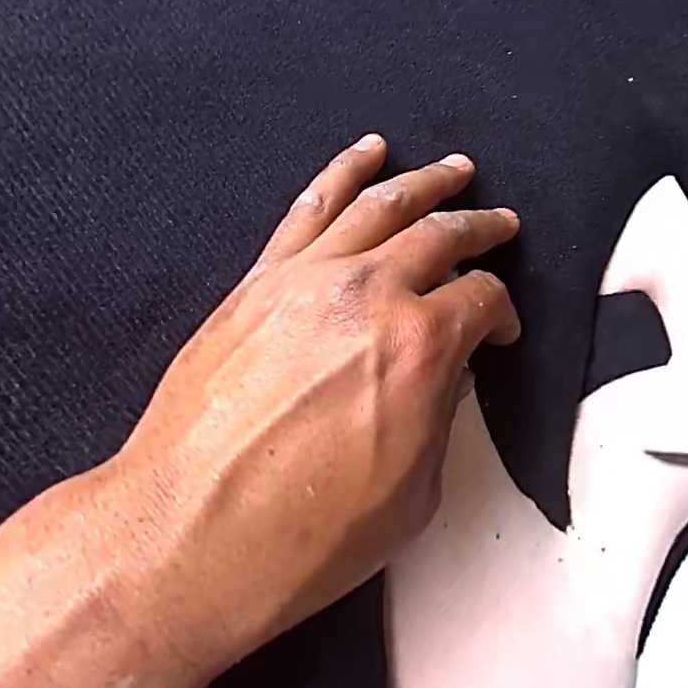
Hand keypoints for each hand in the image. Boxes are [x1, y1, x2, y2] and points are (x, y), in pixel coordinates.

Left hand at [110, 133, 522, 667]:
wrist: (186, 535)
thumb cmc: (301, 533)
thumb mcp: (412, 492)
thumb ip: (439, 414)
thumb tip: (446, 370)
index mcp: (420, 346)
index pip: (482, 298)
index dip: (501, 311)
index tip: (499, 327)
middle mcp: (369, 294)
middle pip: (441, 235)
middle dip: (479, 225)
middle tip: (500, 220)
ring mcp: (309, 279)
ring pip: (381, 203)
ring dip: (425, 181)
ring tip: (453, 168)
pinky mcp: (260, 280)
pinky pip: (311, 207)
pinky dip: (343, 171)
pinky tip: (367, 152)